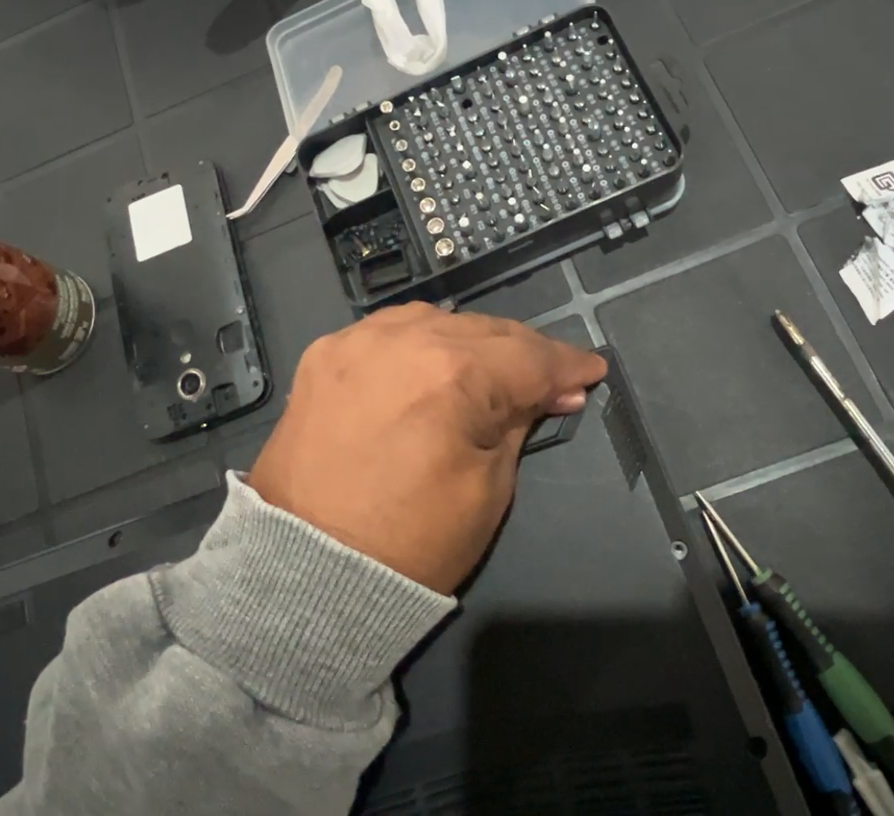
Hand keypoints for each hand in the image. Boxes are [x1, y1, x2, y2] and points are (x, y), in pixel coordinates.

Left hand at [247, 303, 606, 593]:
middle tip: (549, 381)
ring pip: (434, 320)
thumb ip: (519, 422)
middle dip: (523, 353)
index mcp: (451, 373)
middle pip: (485, 330)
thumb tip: (552, 393)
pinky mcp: (323, 356)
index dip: (567, 365)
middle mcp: (401, 340)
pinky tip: (430, 365)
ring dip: (470, 342)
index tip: (590, 371)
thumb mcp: (489, 488)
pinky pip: (387, 333)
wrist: (304, 572)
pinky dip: (418, 343)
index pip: (530, 357)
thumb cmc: (410, 543)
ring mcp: (355, 342)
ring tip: (490, 373)